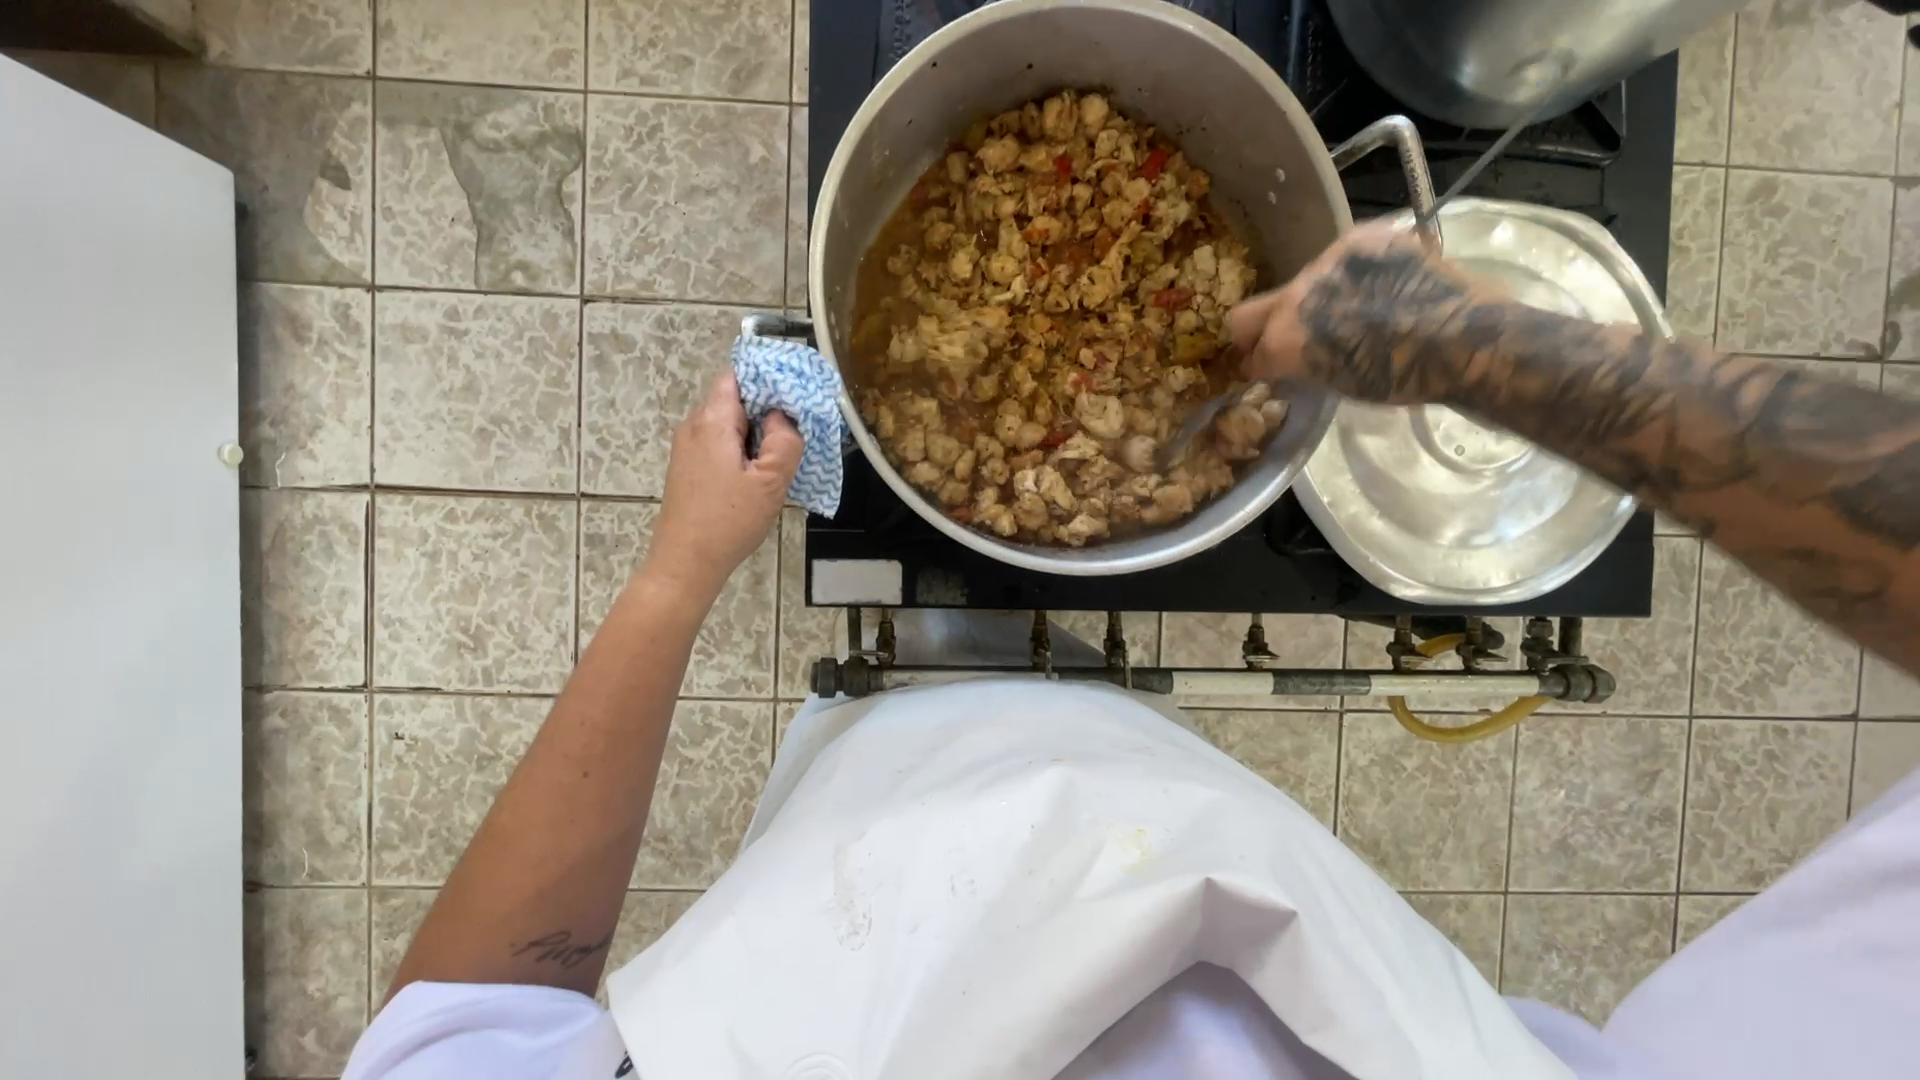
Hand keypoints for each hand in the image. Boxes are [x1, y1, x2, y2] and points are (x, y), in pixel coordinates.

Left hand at [644, 372, 801, 599]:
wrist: (685, 563)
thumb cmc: (728, 521)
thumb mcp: (770, 481)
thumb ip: (784, 441)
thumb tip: (783, 416)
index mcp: (711, 421)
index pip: (738, 375)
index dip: (768, 378)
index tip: (797, 395)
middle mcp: (694, 426)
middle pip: (734, 398)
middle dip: (767, 408)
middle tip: (798, 429)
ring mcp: (688, 448)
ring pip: (728, 423)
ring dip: (756, 432)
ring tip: (782, 453)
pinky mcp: (689, 468)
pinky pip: (720, 443)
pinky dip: (742, 449)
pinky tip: (760, 473)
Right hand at [1229, 218, 1488, 404]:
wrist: (1468, 339)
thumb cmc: (1403, 379)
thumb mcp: (1335, 383)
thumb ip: (1301, 362)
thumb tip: (1289, 358)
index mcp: (1284, 338)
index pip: (1247, 350)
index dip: (1254, 361)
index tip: (1265, 366)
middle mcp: (1296, 293)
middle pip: (1254, 310)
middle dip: (1266, 328)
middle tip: (1292, 339)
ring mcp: (1331, 259)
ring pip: (1302, 282)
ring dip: (1315, 298)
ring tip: (1354, 312)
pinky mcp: (1368, 236)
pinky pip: (1344, 257)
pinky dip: (1353, 274)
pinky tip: (1381, 287)